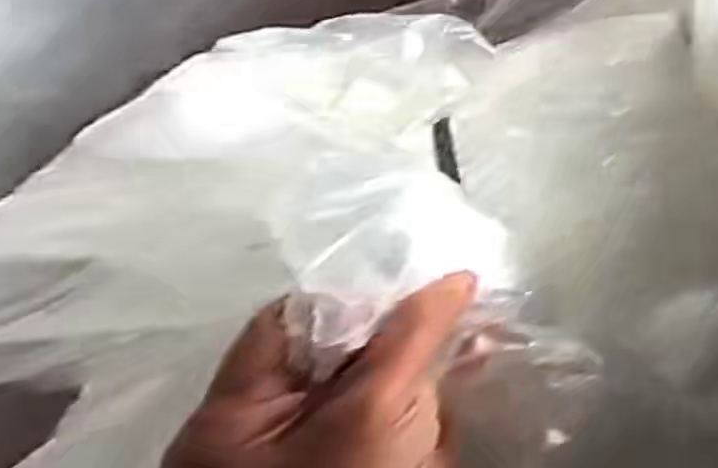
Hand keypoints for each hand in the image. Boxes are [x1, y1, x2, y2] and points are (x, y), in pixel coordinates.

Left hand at [165, 272, 477, 467]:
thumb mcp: (373, 407)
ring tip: (478, 307)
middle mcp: (276, 421)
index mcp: (237, 415)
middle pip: (340, 337)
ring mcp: (326, 438)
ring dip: (430, 336)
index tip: (413, 267)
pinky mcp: (371, 449)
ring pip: (380, 362)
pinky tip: (480, 346)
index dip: (352, 286)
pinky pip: (404, 392)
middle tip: (454, 284)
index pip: (292, 318)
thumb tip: (459, 276)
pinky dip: (440, 367)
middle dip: (403, 307)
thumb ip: (412, 331)